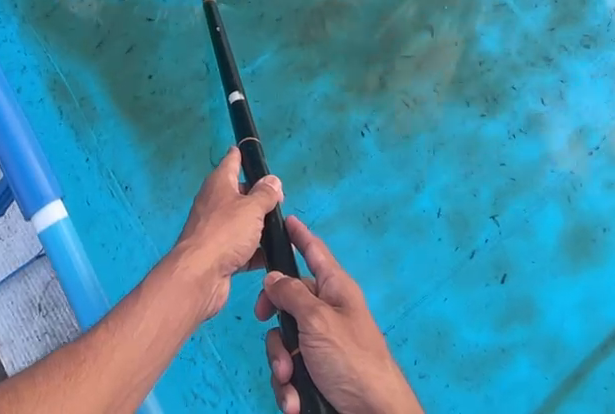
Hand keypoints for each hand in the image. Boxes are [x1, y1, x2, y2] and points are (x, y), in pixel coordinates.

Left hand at [165, 147, 282, 320]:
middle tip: (280, 202)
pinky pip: (242, 247)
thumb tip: (272, 180)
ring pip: (242, 222)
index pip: (231, 161)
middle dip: (258, 196)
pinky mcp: (219, 253)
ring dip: (259, 226)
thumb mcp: (252, 209)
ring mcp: (216, 229)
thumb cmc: (226, 232)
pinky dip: (255, 250)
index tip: (248, 151)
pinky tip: (272, 256)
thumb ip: (265, 194)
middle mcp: (215, 202)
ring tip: (282, 230)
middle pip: (239, 193)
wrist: (200, 275)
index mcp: (219, 183)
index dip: (241, 155)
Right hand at [254, 218, 421, 413]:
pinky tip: (295, 401)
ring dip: (279, 361)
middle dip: (274, 321)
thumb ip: (291, 294)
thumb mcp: (317, 320)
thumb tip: (272, 277)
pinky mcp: (316, 374)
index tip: (286, 219)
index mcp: (335, 289)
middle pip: (288, 300)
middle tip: (263, 321)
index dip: (299, 235)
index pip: (314, 251)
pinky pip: (289, 370)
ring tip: (290, 379)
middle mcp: (327, 312)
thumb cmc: (351, 359)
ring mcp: (321, 345)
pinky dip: (288, 386)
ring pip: (283, 340)